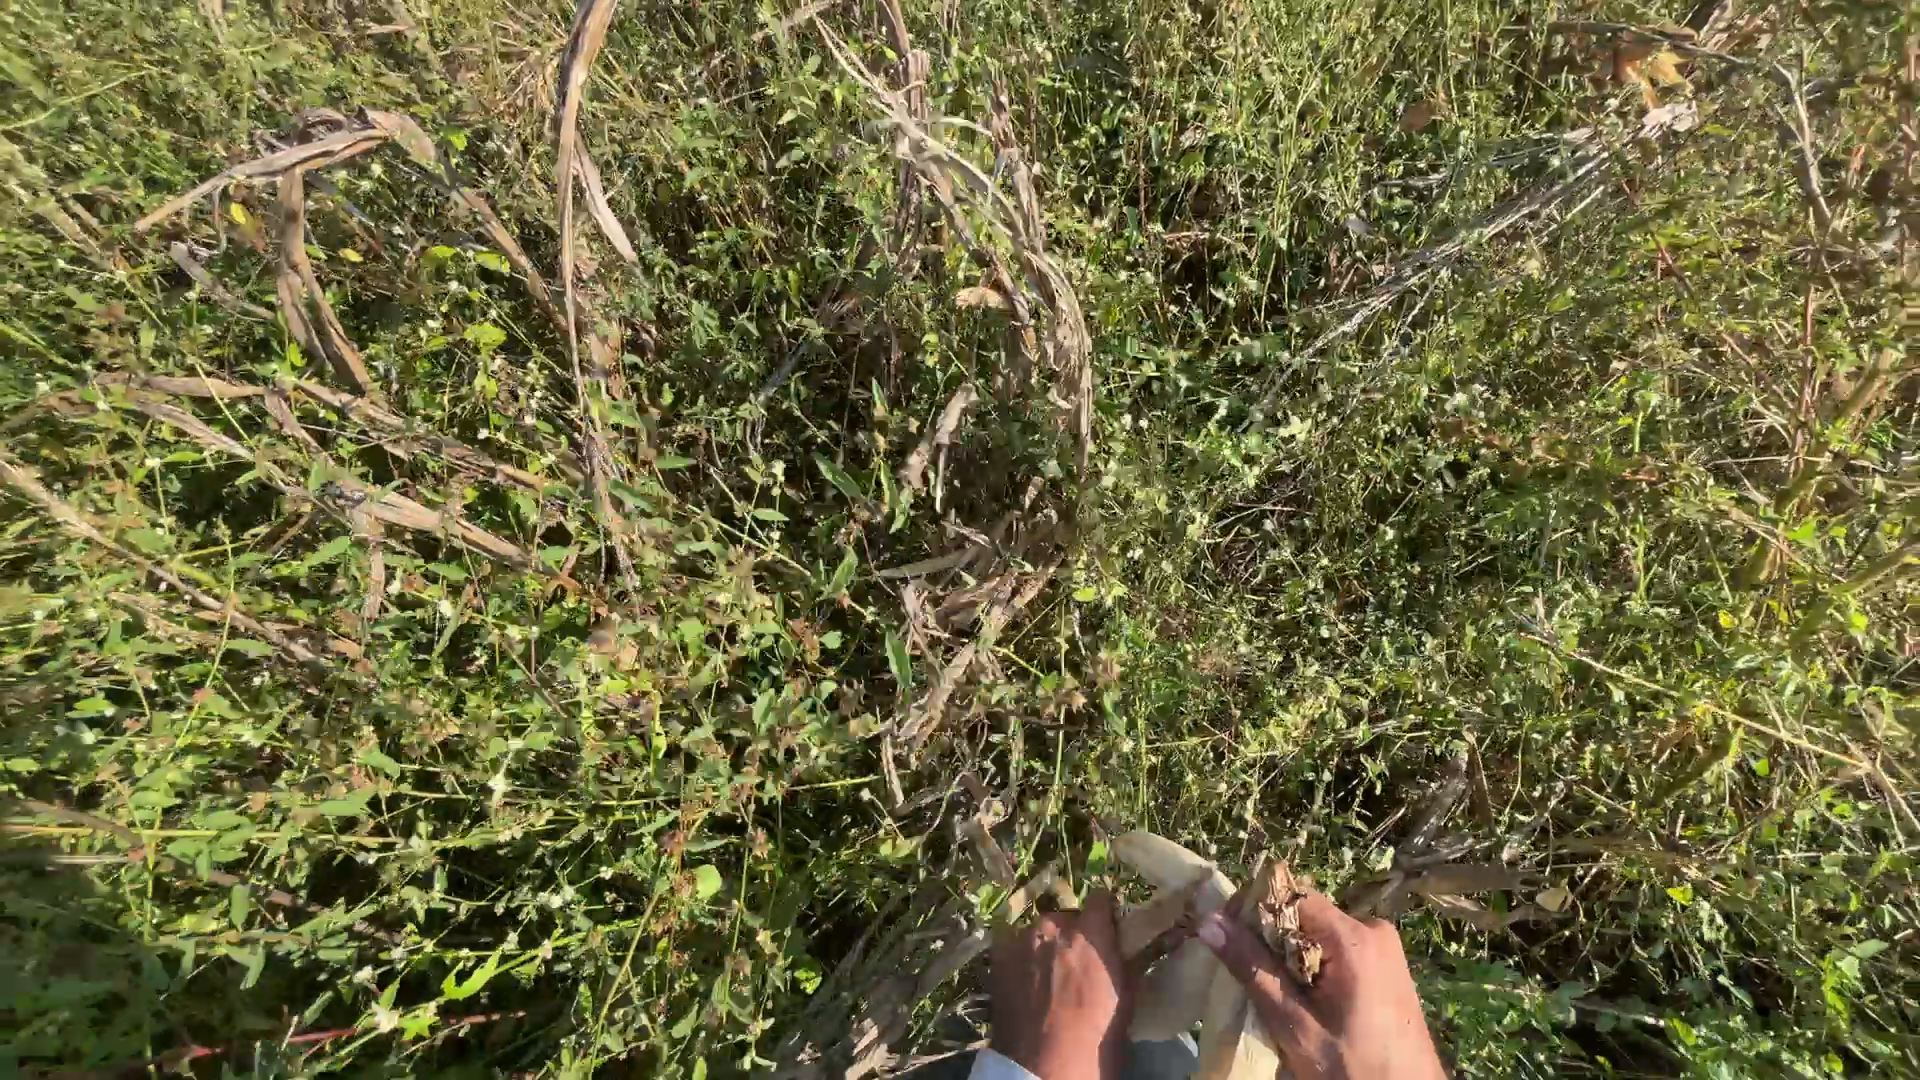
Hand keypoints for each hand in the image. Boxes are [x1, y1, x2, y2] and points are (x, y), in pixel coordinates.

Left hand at [987, 890, 1130, 1079]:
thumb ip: (1123, 963)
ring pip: (1039, 932)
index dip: (1104, 913)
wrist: (1046, 1065)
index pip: (1101, 899)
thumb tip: (1125, 948)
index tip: (1105, 926)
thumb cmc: (1096, 1037)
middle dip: (1072, 936)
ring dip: (1045, 946)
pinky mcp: (999, 951)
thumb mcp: (1125, 997)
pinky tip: (1023, 980)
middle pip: (1067, 918)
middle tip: (1073, 964)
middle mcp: (1055, 924)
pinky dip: (1020, 956)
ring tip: (1045, 976)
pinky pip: (1013, 943)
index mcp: (1090, 932)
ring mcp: (1023, 936)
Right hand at [1194, 893, 1444, 1079]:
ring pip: (1317, 930)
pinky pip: (1337, 946)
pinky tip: (1306, 997)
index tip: (1230, 936)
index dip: (1254, 911)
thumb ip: (1252, 968)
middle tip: (1252, 972)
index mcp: (1355, 938)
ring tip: (1278, 990)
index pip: (1290, 895)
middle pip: (1303, 912)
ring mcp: (1385, 948)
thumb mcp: (1295, 1025)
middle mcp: (1374, 930)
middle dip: (1272, 937)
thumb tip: (1207, 920)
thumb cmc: (1354, 1073)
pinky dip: (1314, 963)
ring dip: (1291, 953)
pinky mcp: (1388, 966)